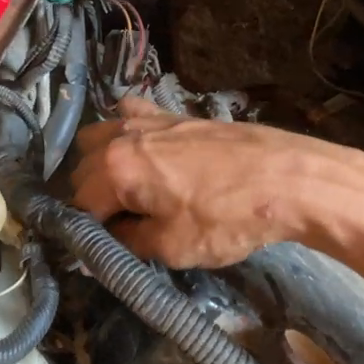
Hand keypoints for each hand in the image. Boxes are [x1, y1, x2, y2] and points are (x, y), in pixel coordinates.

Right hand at [70, 97, 348, 267]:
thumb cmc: (227, 217)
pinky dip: (126, 132)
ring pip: (100, 138)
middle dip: (92, 198)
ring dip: (101, 164)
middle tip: (118, 227)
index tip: (99, 251)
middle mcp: (121, 136)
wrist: (285, 177)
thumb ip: (127, 243)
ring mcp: (146, 118)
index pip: (78, 204)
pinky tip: (143, 150)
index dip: (85, 232)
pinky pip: (130, 115)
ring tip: (126, 191)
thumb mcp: (172, 247)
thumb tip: (106, 241)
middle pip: (83, 169)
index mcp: (115, 169)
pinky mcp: (170, 113)